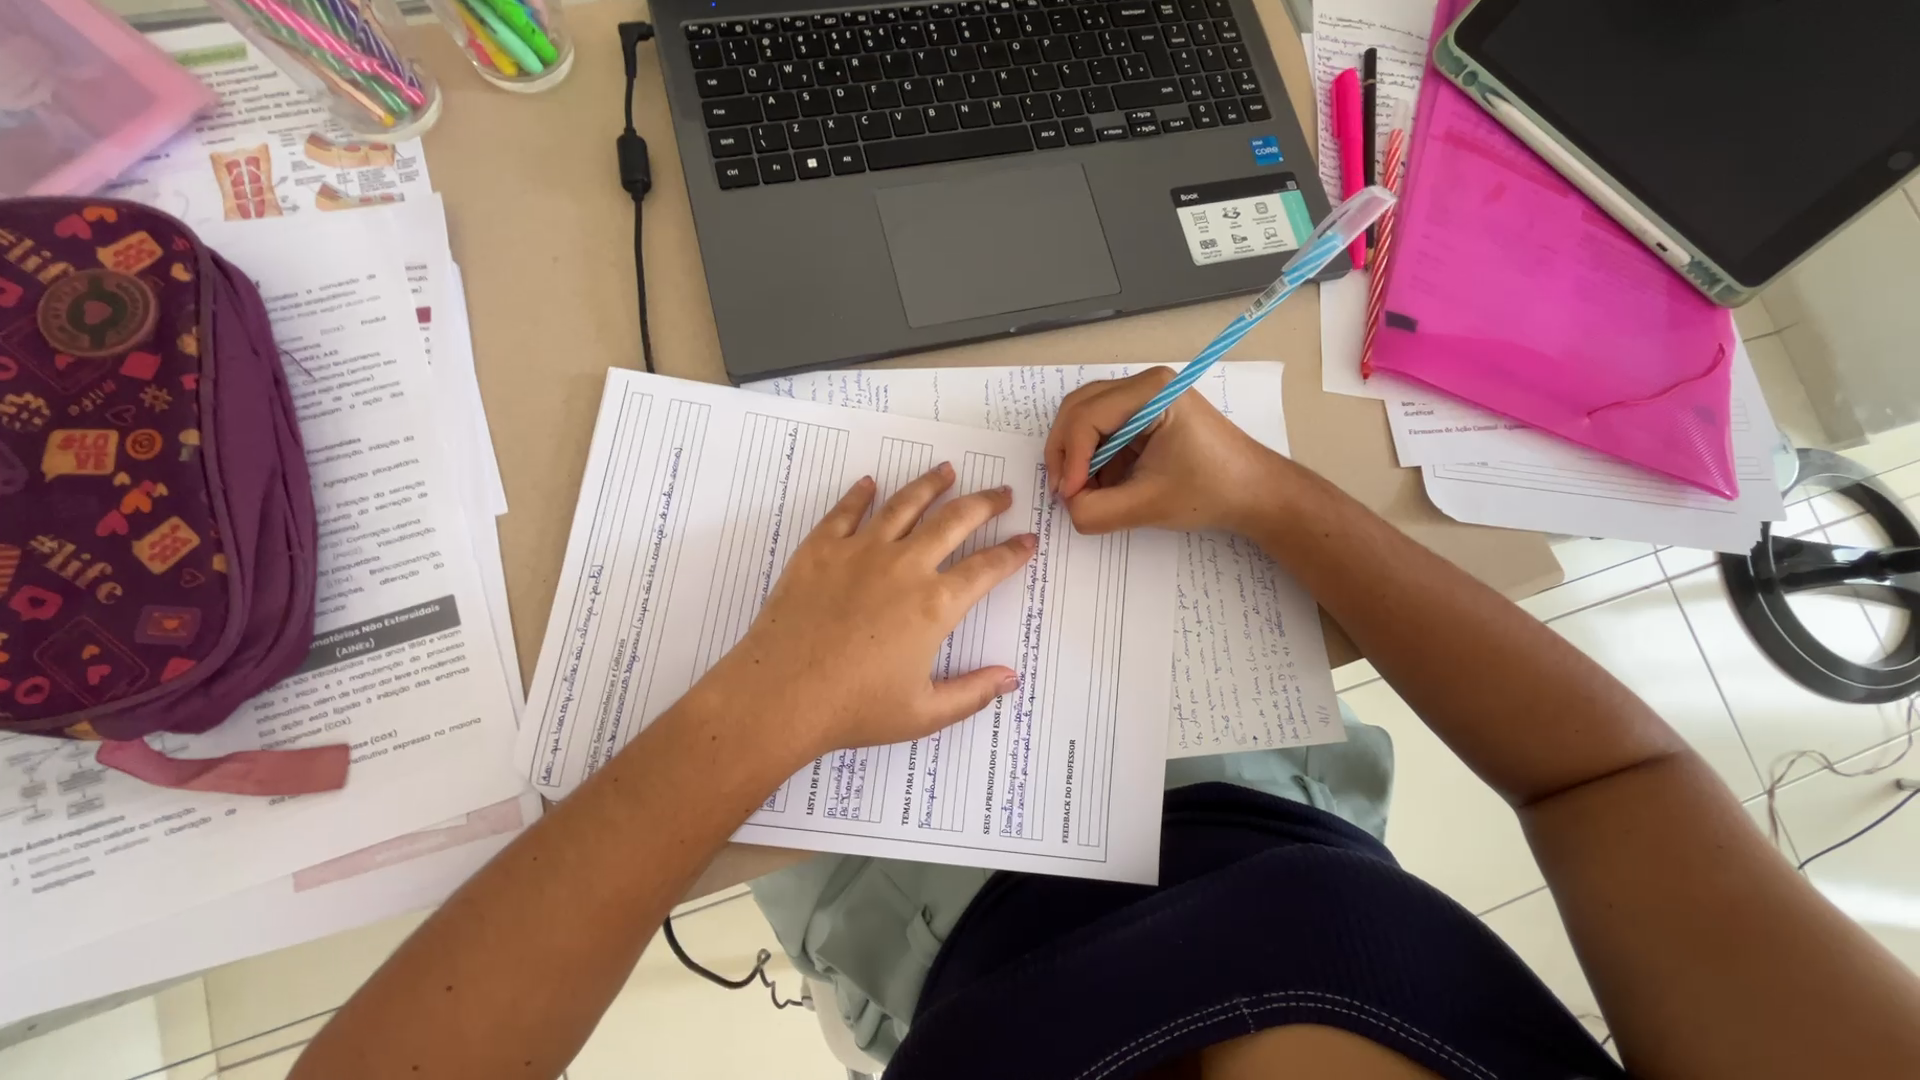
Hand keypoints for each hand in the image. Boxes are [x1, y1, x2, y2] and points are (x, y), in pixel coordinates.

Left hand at [699, 463, 1035, 758]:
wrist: (780, 695)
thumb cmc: (853, 710)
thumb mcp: (923, 713)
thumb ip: (972, 692)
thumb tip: (1011, 678)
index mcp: (935, 605)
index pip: (987, 568)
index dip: (1012, 552)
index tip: (1027, 540)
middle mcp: (904, 567)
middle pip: (954, 521)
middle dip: (984, 503)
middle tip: (1001, 492)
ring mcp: (860, 552)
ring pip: (905, 504)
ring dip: (930, 484)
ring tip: (947, 470)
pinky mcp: (820, 550)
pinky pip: (845, 511)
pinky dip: (860, 494)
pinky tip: (870, 482)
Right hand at [1045, 367, 1286, 534]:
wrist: (1254, 493)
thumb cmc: (1212, 492)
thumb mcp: (1146, 506)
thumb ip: (1095, 510)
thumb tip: (1067, 506)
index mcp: (1151, 392)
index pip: (1087, 417)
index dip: (1070, 459)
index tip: (1069, 496)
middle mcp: (1143, 385)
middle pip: (1078, 410)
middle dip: (1065, 453)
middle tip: (1065, 492)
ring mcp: (1144, 399)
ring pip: (1085, 420)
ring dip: (1076, 457)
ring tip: (1083, 491)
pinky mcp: (1144, 417)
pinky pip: (1102, 432)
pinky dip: (1092, 460)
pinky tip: (1101, 485)